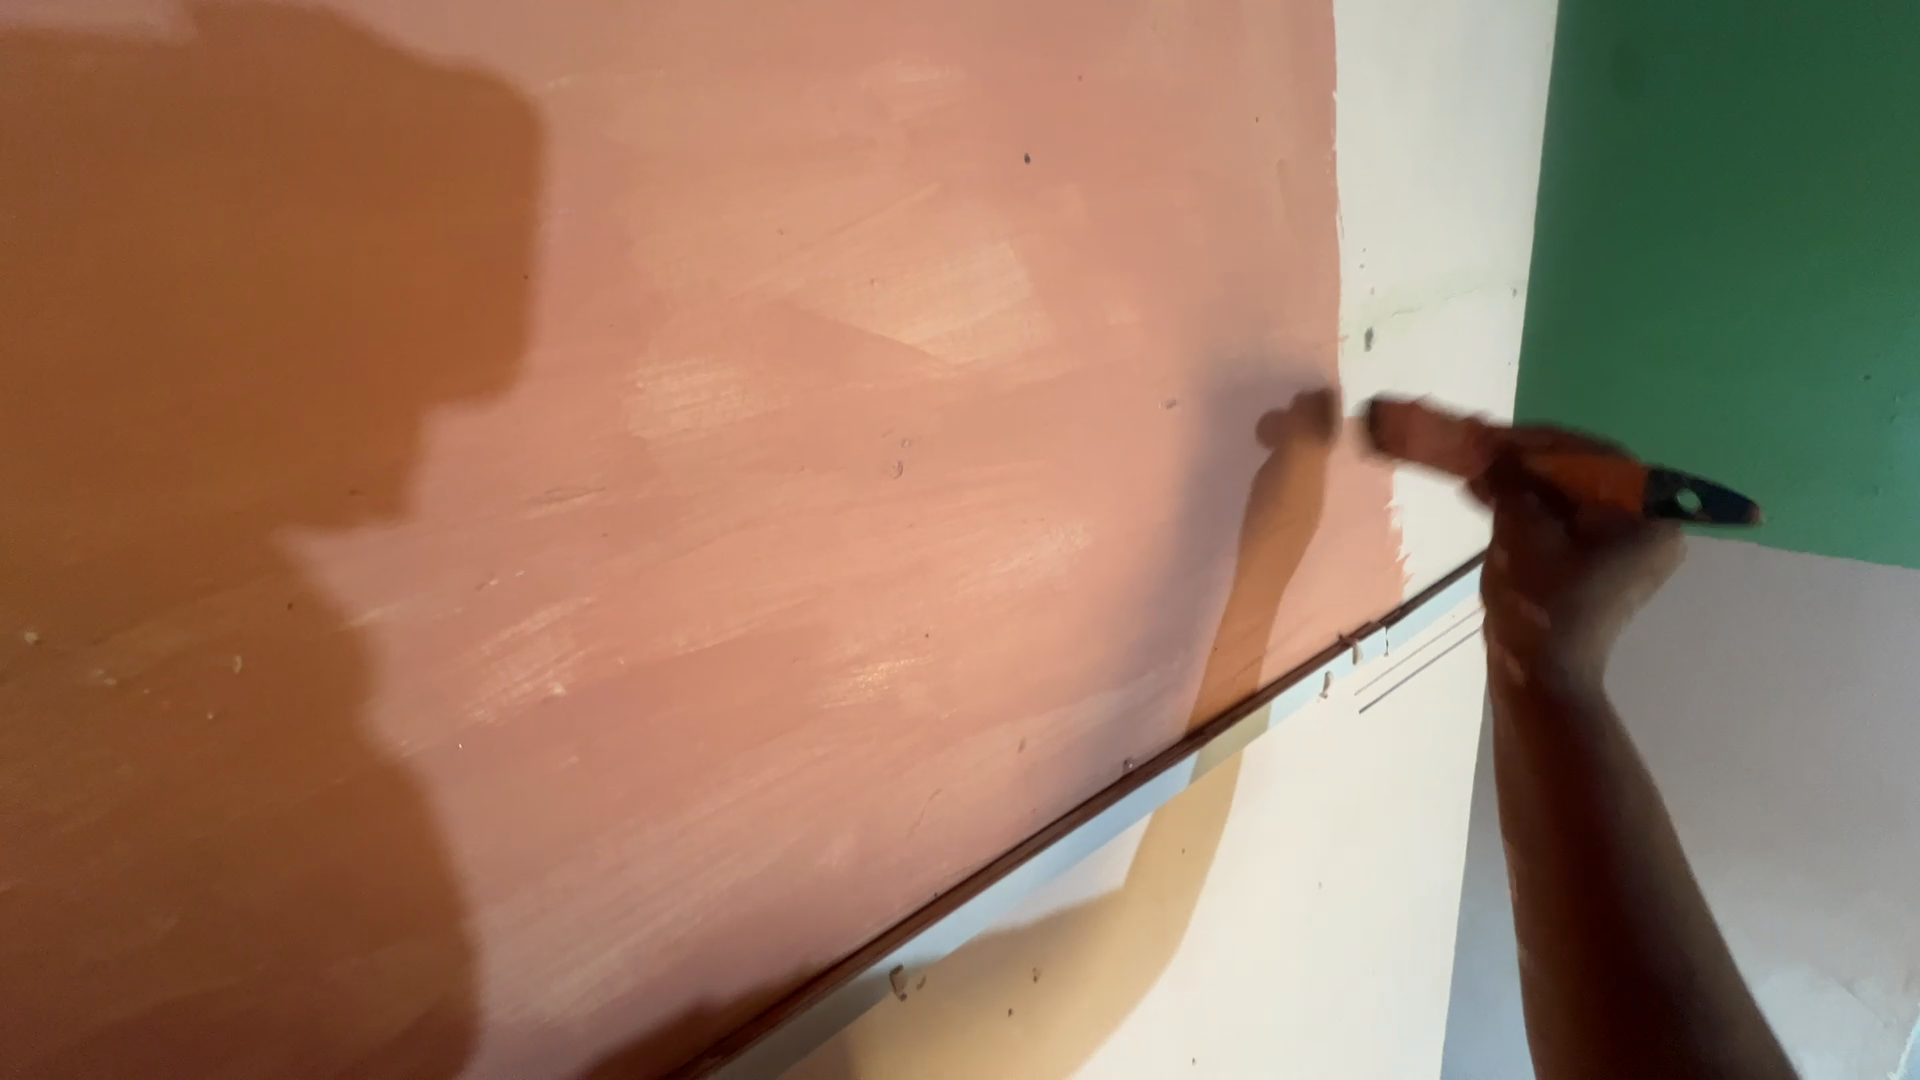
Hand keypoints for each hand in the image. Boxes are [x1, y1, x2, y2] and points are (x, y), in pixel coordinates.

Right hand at [1473, 428, 1684, 689]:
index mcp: (1645, 519)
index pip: (1597, 458)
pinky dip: (1530, 509)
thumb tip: (1493, 453)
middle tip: (1484, 452)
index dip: (1542, 442)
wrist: (1541, 671)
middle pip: (1586, 476)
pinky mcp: (1597, 564)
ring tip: (1477, 474)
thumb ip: (1512, 486)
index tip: (1496, 436)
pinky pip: (1565, 521)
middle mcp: (1648, 528)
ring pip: (1571, 498)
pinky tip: (1489, 499)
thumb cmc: (1539, 603)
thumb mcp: (1520, 535)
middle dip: (1530, 463)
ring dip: (1524, 485)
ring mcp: (1623, 549)